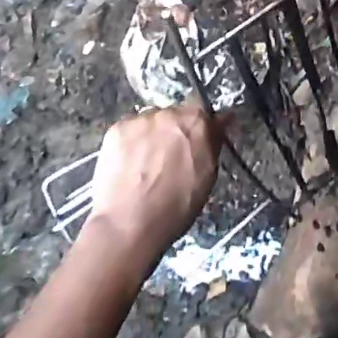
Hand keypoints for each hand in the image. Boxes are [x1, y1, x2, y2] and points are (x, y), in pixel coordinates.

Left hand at [86, 102, 221, 257]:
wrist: (128, 225)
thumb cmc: (176, 207)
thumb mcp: (207, 176)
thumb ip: (212, 143)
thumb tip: (221, 121)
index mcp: (198, 122)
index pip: (203, 115)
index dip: (198, 132)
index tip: (194, 146)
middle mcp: (171, 112)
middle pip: (174, 116)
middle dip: (173, 133)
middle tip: (167, 160)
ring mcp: (141, 119)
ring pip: (150, 122)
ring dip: (151, 136)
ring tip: (143, 165)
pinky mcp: (116, 129)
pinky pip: (128, 131)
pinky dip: (129, 144)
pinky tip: (127, 165)